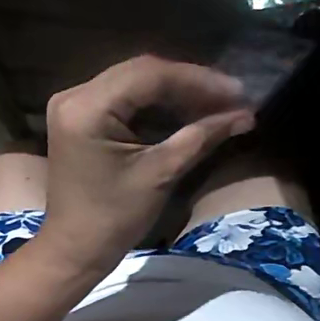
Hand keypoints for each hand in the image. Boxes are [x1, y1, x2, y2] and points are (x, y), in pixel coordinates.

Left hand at [37, 56, 254, 268]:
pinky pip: (124, 95)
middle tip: (233, 96)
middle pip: (141, 72)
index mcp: (86, 108)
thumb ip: (202, 136)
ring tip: (218, 102)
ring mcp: (73, 103)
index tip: (238, 92)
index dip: (198, 80)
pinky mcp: (80, 114)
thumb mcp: (161, 174)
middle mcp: (74, 95)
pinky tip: (188, 108)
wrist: (75, 248)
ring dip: (176, 90)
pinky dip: (156, 101)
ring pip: (134, 81)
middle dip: (190, 83)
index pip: (149, 76)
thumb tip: (246, 114)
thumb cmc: (114, 218)